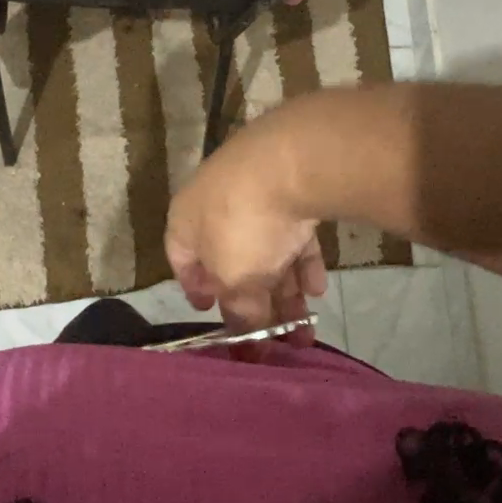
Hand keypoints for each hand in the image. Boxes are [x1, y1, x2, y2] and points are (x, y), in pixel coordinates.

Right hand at [165, 122, 328, 344]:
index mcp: (185, 223)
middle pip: (232, 263)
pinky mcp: (292, 186)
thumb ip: (240, 310)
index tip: (212, 316)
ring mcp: (255, 192)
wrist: (291, 162)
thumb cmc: (244, 225)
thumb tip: (245, 335)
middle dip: (255, 305)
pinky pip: (293, 233)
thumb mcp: (236, 281)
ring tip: (305, 331)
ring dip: (285, 292)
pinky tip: (318, 290)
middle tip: (274, 340)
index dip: (197, 292)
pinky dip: (302, 262)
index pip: (183, 263)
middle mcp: (215, 205)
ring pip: (267, 251)